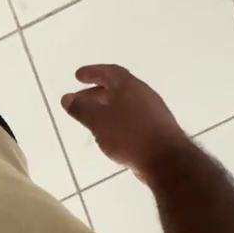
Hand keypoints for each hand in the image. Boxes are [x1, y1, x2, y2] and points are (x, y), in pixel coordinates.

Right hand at [59, 65, 193, 180]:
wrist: (166, 160)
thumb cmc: (129, 135)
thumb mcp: (98, 121)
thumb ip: (81, 108)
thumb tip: (67, 98)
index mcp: (129, 87)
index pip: (110, 72)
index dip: (93, 72)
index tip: (78, 75)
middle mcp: (144, 94)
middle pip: (118, 87)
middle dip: (96, 91)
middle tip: (80, 98)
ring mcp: (153, 112)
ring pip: (125, 103)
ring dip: (107, 107)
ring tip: (92, 117)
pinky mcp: (157, 128)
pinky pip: (132, 117)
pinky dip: (117, 119)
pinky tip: (110, 132)